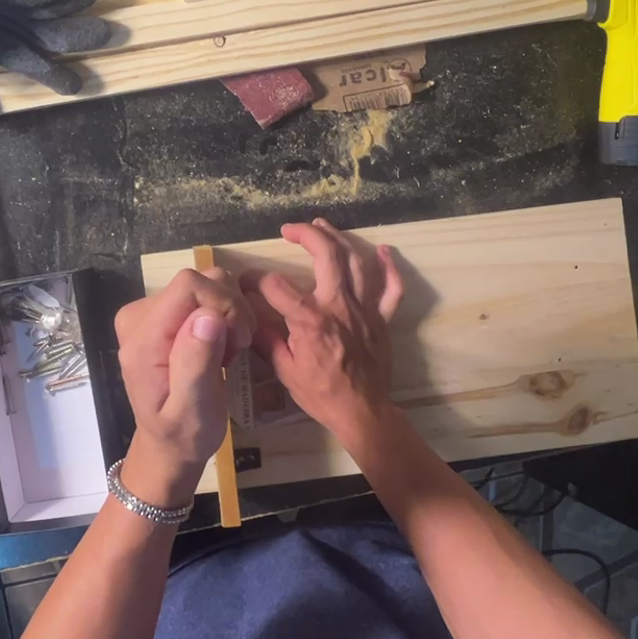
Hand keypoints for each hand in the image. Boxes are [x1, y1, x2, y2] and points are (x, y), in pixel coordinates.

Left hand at [113, 268, 254, 505]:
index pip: (189, 285)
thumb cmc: (183, 434)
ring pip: (208, 283)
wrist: (169, 445)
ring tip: (227, 351)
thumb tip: (209, 317)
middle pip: (201, 281)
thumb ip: (195, 364)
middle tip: (235, 350)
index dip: (224, 304)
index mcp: (142, 338)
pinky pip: (206, 294)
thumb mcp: (192, 410)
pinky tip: (220, 346)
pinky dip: (224, 316)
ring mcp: (151, 312)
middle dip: (231, 311)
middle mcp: (139, 315)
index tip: (236, 341)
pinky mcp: (165, 313)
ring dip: (230, 314)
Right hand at [244, 219, 403, 442]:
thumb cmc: (321, 393)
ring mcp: (365, 309)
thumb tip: (246, 318)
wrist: (362, 412)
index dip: (256, 280)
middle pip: (327, 255)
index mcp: (310, 319)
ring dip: (339, 239)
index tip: (247, 283)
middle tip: (290, 229)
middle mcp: (339, 306)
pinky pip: (391, 288)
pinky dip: (390, 267)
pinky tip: (382, 250)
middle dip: (307, 235)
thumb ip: (265, 339)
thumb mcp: (284, 369)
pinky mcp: (382, 319)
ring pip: (357, 262)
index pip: (276, 285)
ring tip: (323, 226)